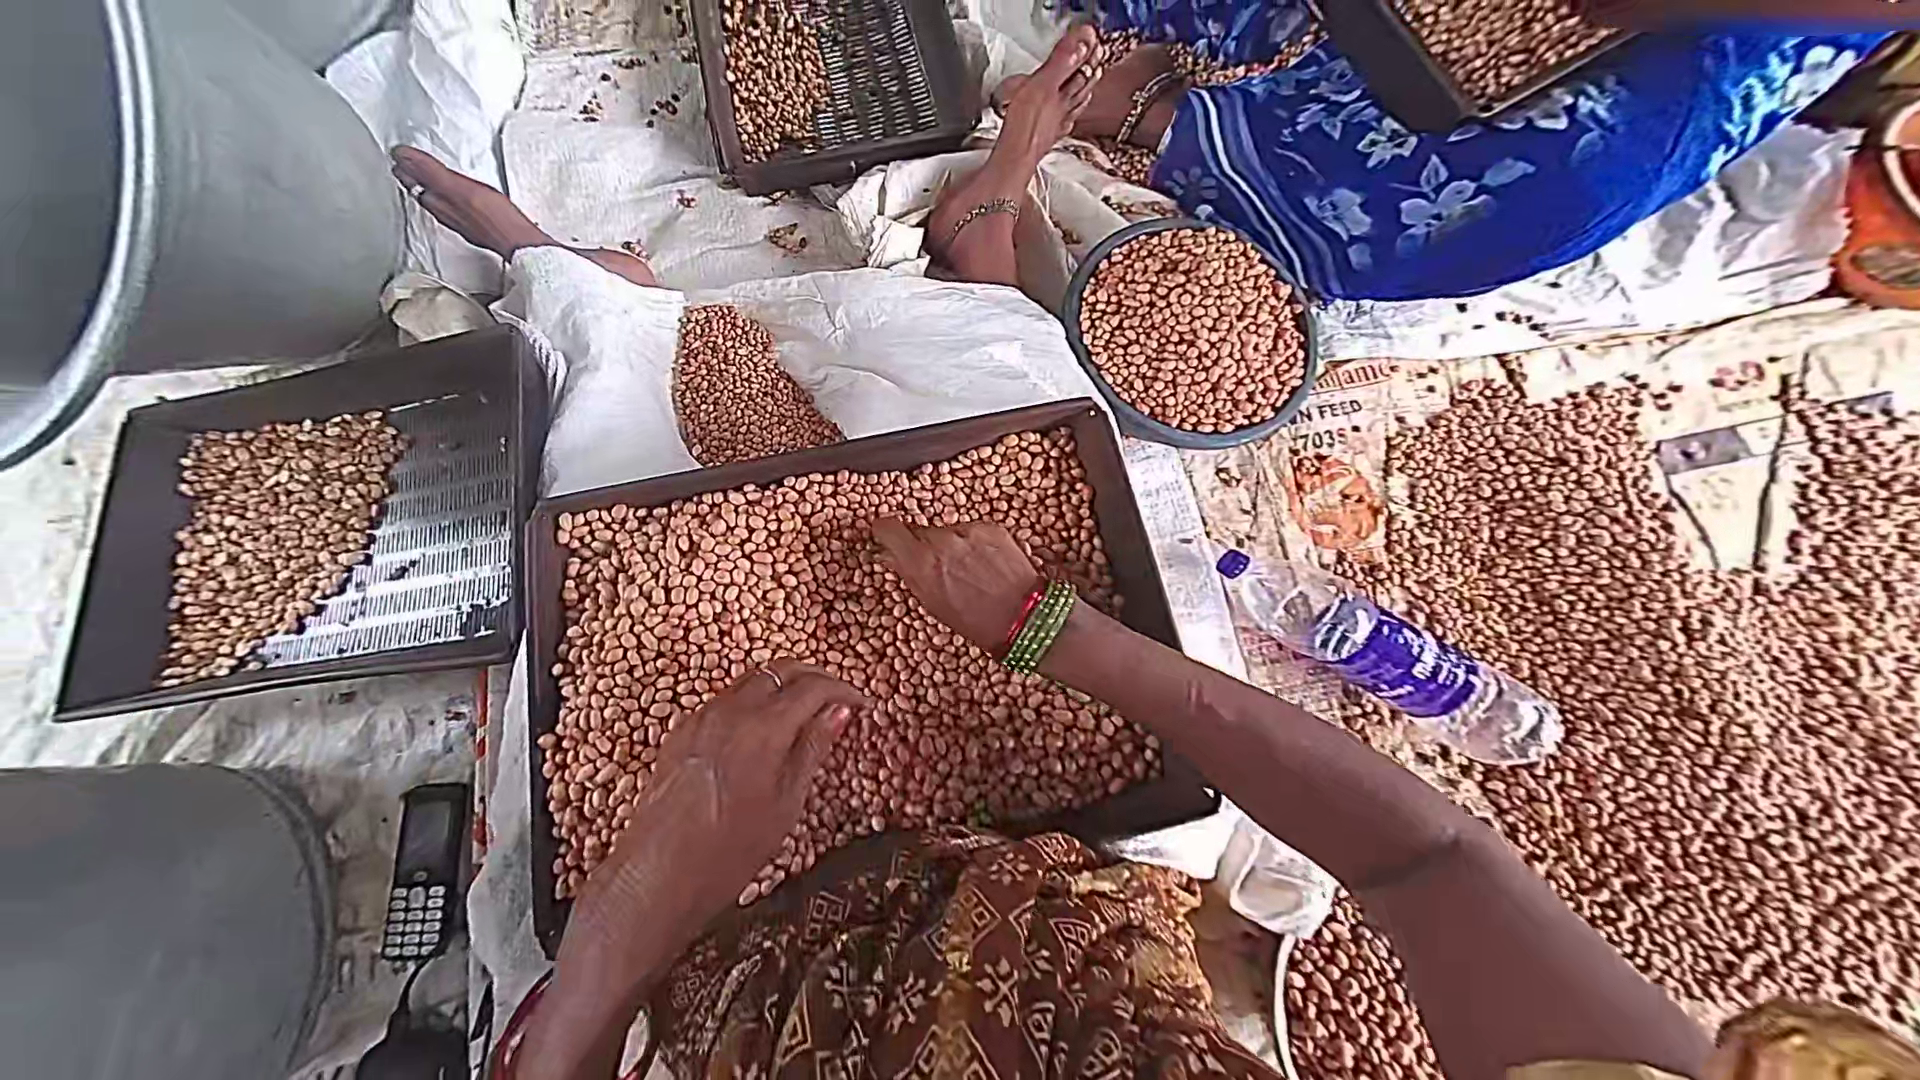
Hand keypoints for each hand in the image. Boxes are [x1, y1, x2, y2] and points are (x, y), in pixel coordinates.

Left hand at [566, 660, 865, 951]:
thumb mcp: (786, 803)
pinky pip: (726, 698)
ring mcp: (702, 717)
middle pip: (782, 669)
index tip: (859, 703)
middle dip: (815, 676)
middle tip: (835, 697)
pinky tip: (762, 727)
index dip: (843, 690)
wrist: (656, 877)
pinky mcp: (683, 730)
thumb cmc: (730, 851)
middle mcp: (732, 710)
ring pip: (752, 678)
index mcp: (764, 728)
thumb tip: (839, 713)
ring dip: (783, 684)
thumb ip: (812, 749)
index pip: (814, 687)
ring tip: (803, 709)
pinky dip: (753, 698)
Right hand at [872, 518, 1043, 651]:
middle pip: (919, 530)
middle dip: (923, 545)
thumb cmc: (975, 620)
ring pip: (946, 531)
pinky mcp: (989, 527)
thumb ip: (910, 573)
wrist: (1021, 616)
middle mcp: (941, 541)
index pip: (888, 528)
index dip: (886, 533)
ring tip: (968, 571)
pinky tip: (985, 564)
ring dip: (951, 545)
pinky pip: (970, 530)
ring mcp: (967, 532)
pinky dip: (974, 543)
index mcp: (920, 563)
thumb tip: (892, 555)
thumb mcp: (931, 603)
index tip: (887, 536)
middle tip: (938, 567)